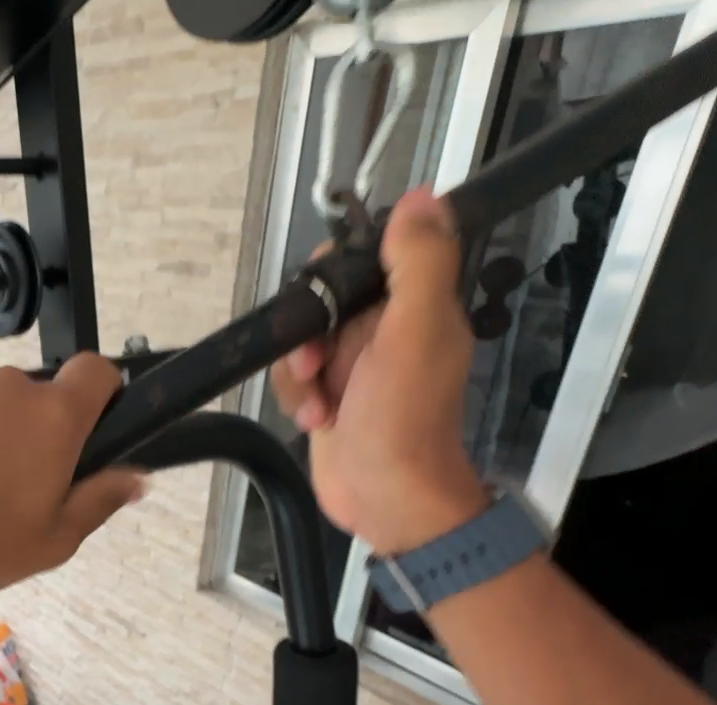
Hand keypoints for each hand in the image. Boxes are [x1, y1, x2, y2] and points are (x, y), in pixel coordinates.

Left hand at [0, 353, 146, 601]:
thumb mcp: (52, 540)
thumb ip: (100, 501)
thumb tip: (135, 478)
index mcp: (53, 417)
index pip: (98, 371)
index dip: (107, 394)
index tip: (99, 430)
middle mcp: (8, 392)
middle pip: (44, 403)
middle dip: (46, 442)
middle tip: (33, 498)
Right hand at [272, 189, 488, 553]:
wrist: (385, 496)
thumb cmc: (404, 419)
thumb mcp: (415, 332)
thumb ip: (418, 263)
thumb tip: (421, 196)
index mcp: (415, 307)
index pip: (365, 259)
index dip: (335, 271)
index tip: (322, 298)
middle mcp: (382, 331)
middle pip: (322, 301)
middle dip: (306, 331)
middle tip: (315, 359)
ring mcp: (351, 367)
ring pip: (301, 342)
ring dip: (300, 374)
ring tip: (321, 404)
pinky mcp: (327, 398)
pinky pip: (295, 380)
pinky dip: (298, 399)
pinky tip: (317, 420)